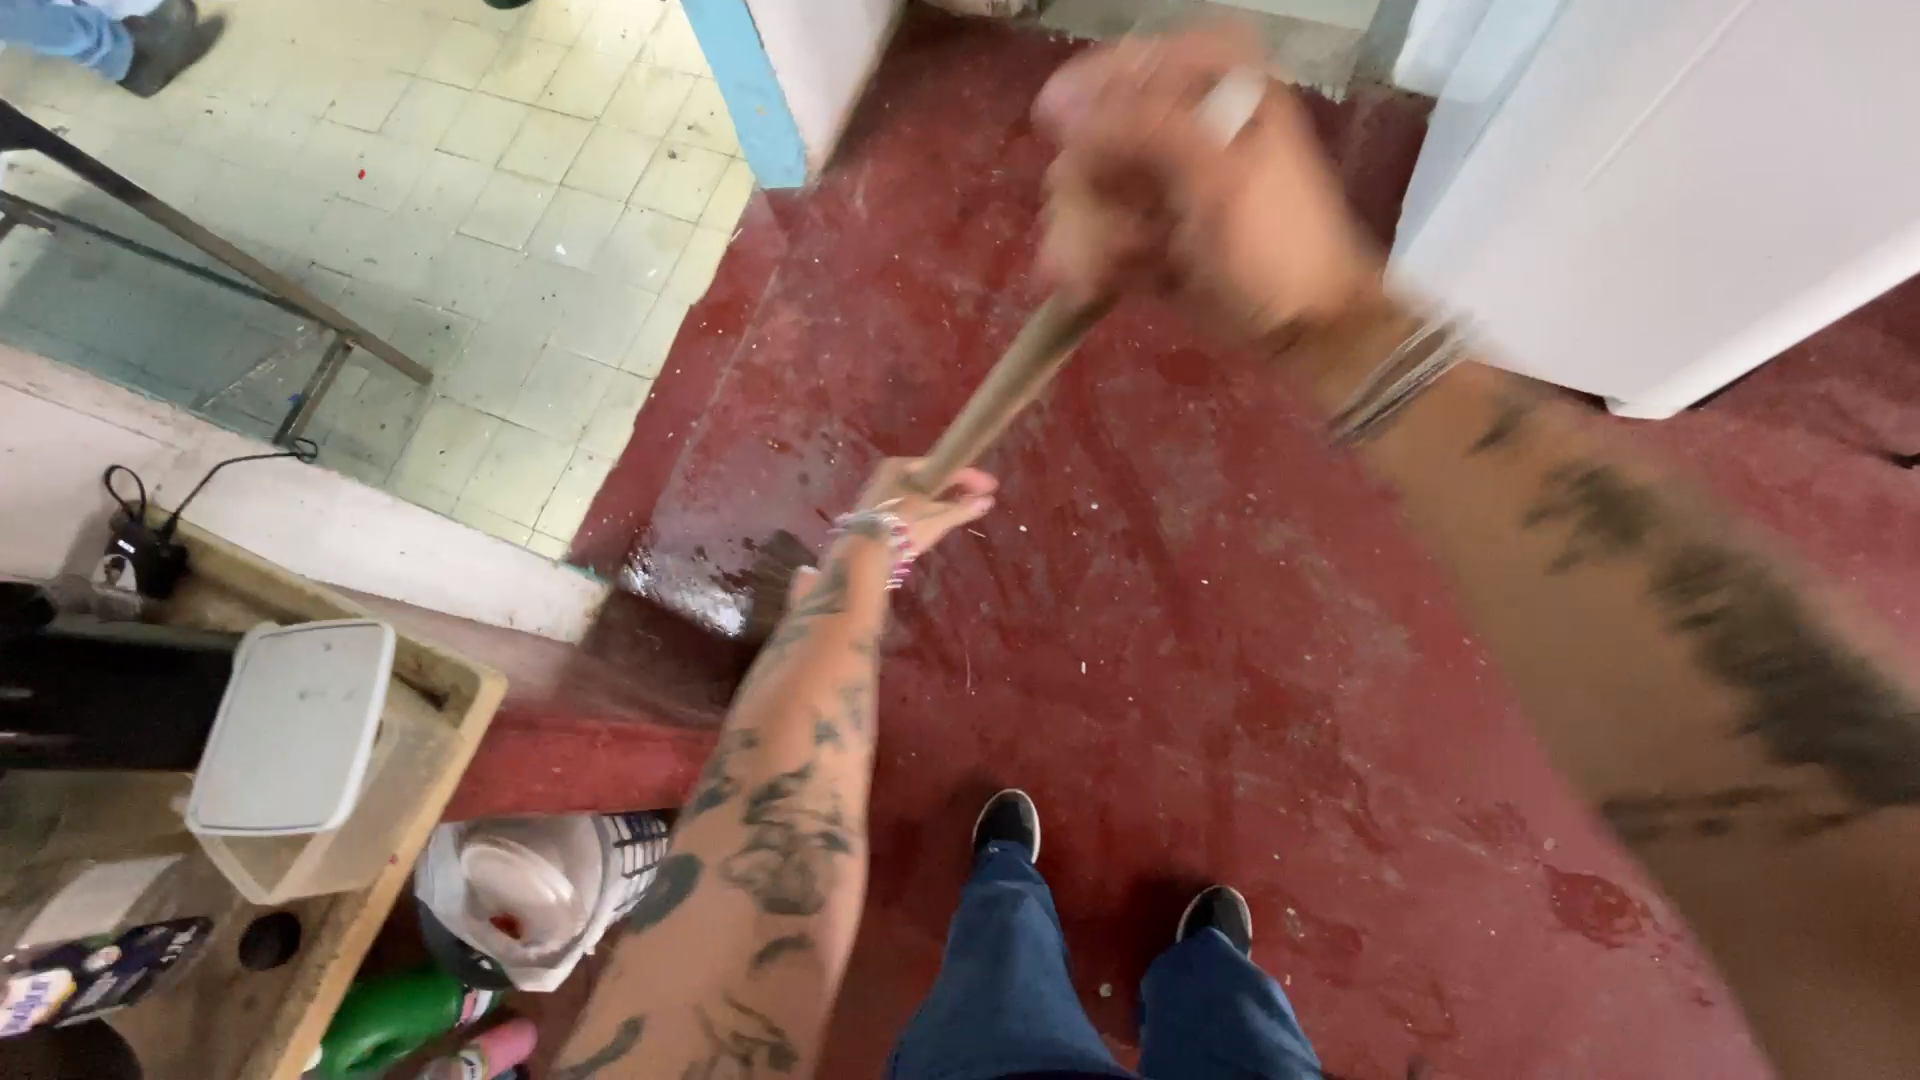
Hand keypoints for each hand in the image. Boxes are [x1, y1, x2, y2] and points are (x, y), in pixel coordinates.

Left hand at [850, 459, 997, 554]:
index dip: (970, 477)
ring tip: (962, 509)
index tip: (991, 486)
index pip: (945, 466)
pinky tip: (936, 519)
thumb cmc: (900, 527)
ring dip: (942, 499)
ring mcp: (882, 490)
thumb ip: (962, 509)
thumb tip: (988, 501)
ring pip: (921, 491)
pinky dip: (926, 508)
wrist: (863, 552)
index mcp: (903, 465)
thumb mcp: (935, 518)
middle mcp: (890, 472)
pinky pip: (910, 502)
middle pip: (932, 478)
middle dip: (956, 488)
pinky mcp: (877, 508)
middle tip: (978, 497)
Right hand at [1033, 27, 1383, 343]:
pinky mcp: (1148, 240)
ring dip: (1080, 235)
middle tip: (1082, 225)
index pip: (1132, 65)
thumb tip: (1059, 106)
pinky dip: (1089, 265)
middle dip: (1082, 187)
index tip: (1051, 125)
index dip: (1088, 94)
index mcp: (1214, 88)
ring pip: (1089, 194)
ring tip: (1082, 273)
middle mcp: (1181, 132)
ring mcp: (1161, 190)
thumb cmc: (1275, 244)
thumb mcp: (1217, 173)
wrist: (1303, 326)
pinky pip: (1098, 241)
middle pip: (1097, 136)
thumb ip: (1143, 127)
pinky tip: (1088, 287)